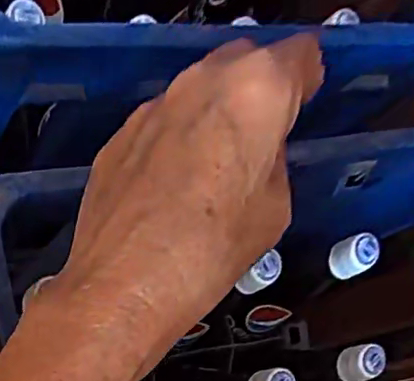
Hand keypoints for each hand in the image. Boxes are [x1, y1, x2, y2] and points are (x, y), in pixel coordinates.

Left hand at [41, 37, 322, 380]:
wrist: (118, 291)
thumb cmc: (205, 256)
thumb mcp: (273, 211)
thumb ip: (272, 163)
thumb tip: (255, 158)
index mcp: (255, 89)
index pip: (299, 57)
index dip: (302, 83)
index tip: (298, 107)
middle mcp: (198, 85)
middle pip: (237, 67)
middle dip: (248, 95)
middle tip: (250, 142)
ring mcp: (147, 114)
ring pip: (188, 100)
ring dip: (201, 123)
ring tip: (200, 174)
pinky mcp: (111, 146)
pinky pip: (151, 134)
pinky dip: (162, 150)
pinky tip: (159, 194)